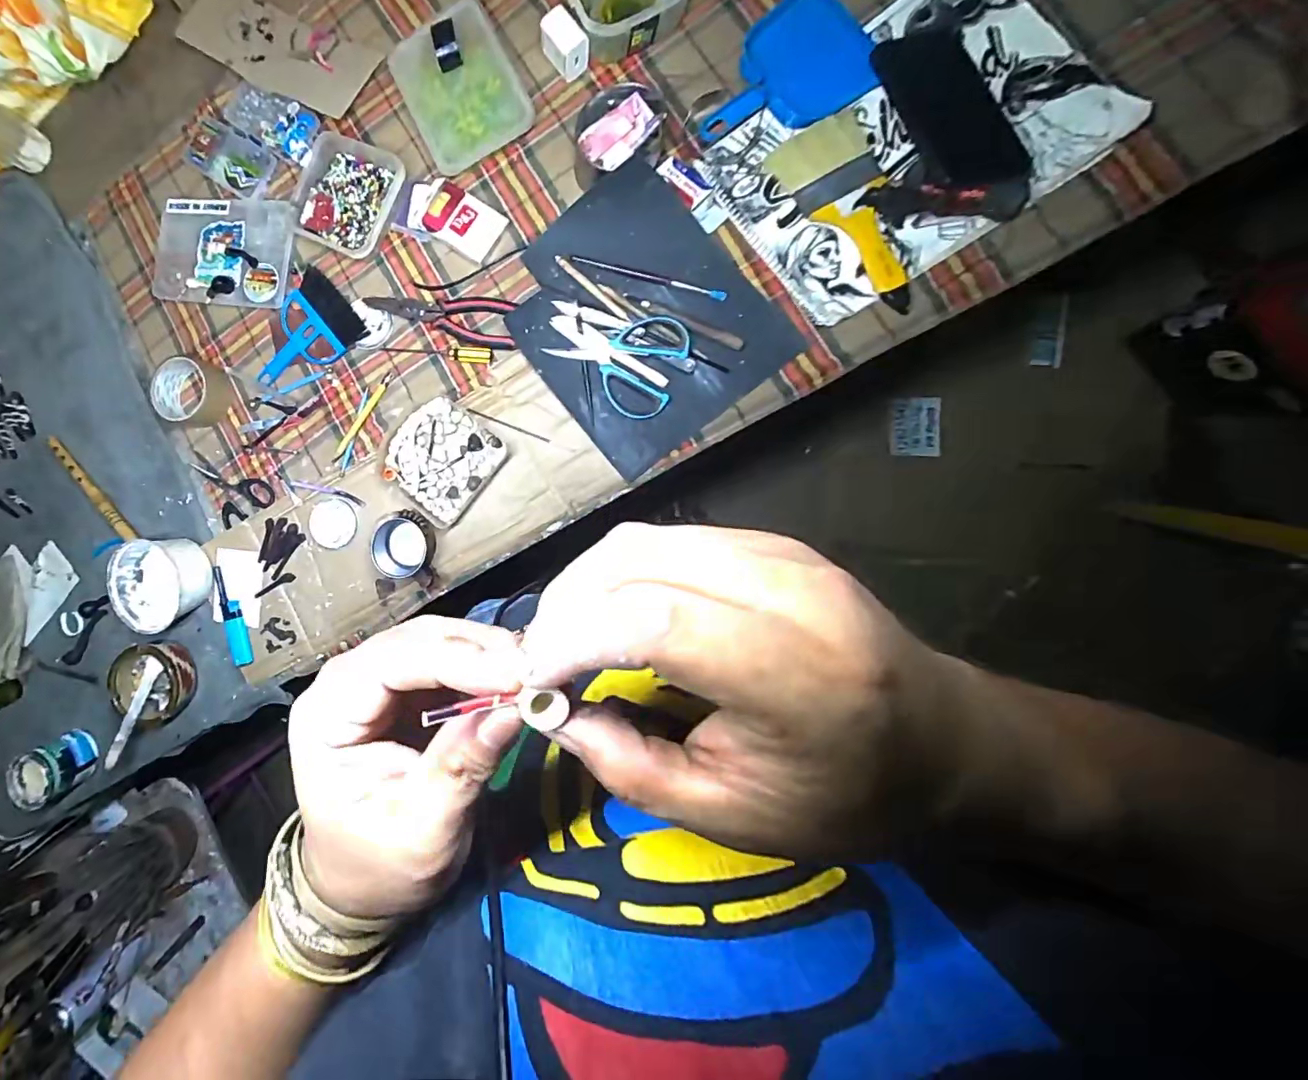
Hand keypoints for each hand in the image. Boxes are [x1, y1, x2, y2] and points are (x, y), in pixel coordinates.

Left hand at [288, 617, 526, 918]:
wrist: (358, 881)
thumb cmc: (378, 866)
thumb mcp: (423, 832)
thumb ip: (461, 769)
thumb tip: (513, 711)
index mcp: (326, 716)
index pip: (389, 664)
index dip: (455, 660)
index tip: (517, 673)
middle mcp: (341, 685)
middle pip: (410, 642)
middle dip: (475, 650)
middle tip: (537, 669)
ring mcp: (369, 683)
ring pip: (430, 643)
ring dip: (483, 653)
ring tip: (533, 673)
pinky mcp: (397, 691)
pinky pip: (442, 663)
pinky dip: (480, 668)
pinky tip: (513, 680)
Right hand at [519, 523, 968, 859]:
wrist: (952, 743)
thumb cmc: (845, 797)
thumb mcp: (728, 815)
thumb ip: (626, 766)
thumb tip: (550, 711)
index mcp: (797, 676)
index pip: (651, 620)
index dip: (571, 641)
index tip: (533, 679)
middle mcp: (790, 592)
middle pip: (630, 565)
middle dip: (564, 611)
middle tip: (546, 662)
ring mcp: (780, 554)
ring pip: (636, 543)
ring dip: (582, 587)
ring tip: (570, 637)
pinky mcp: (766, 541)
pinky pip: (660, 541)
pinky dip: (615, 575)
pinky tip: (612, 614)